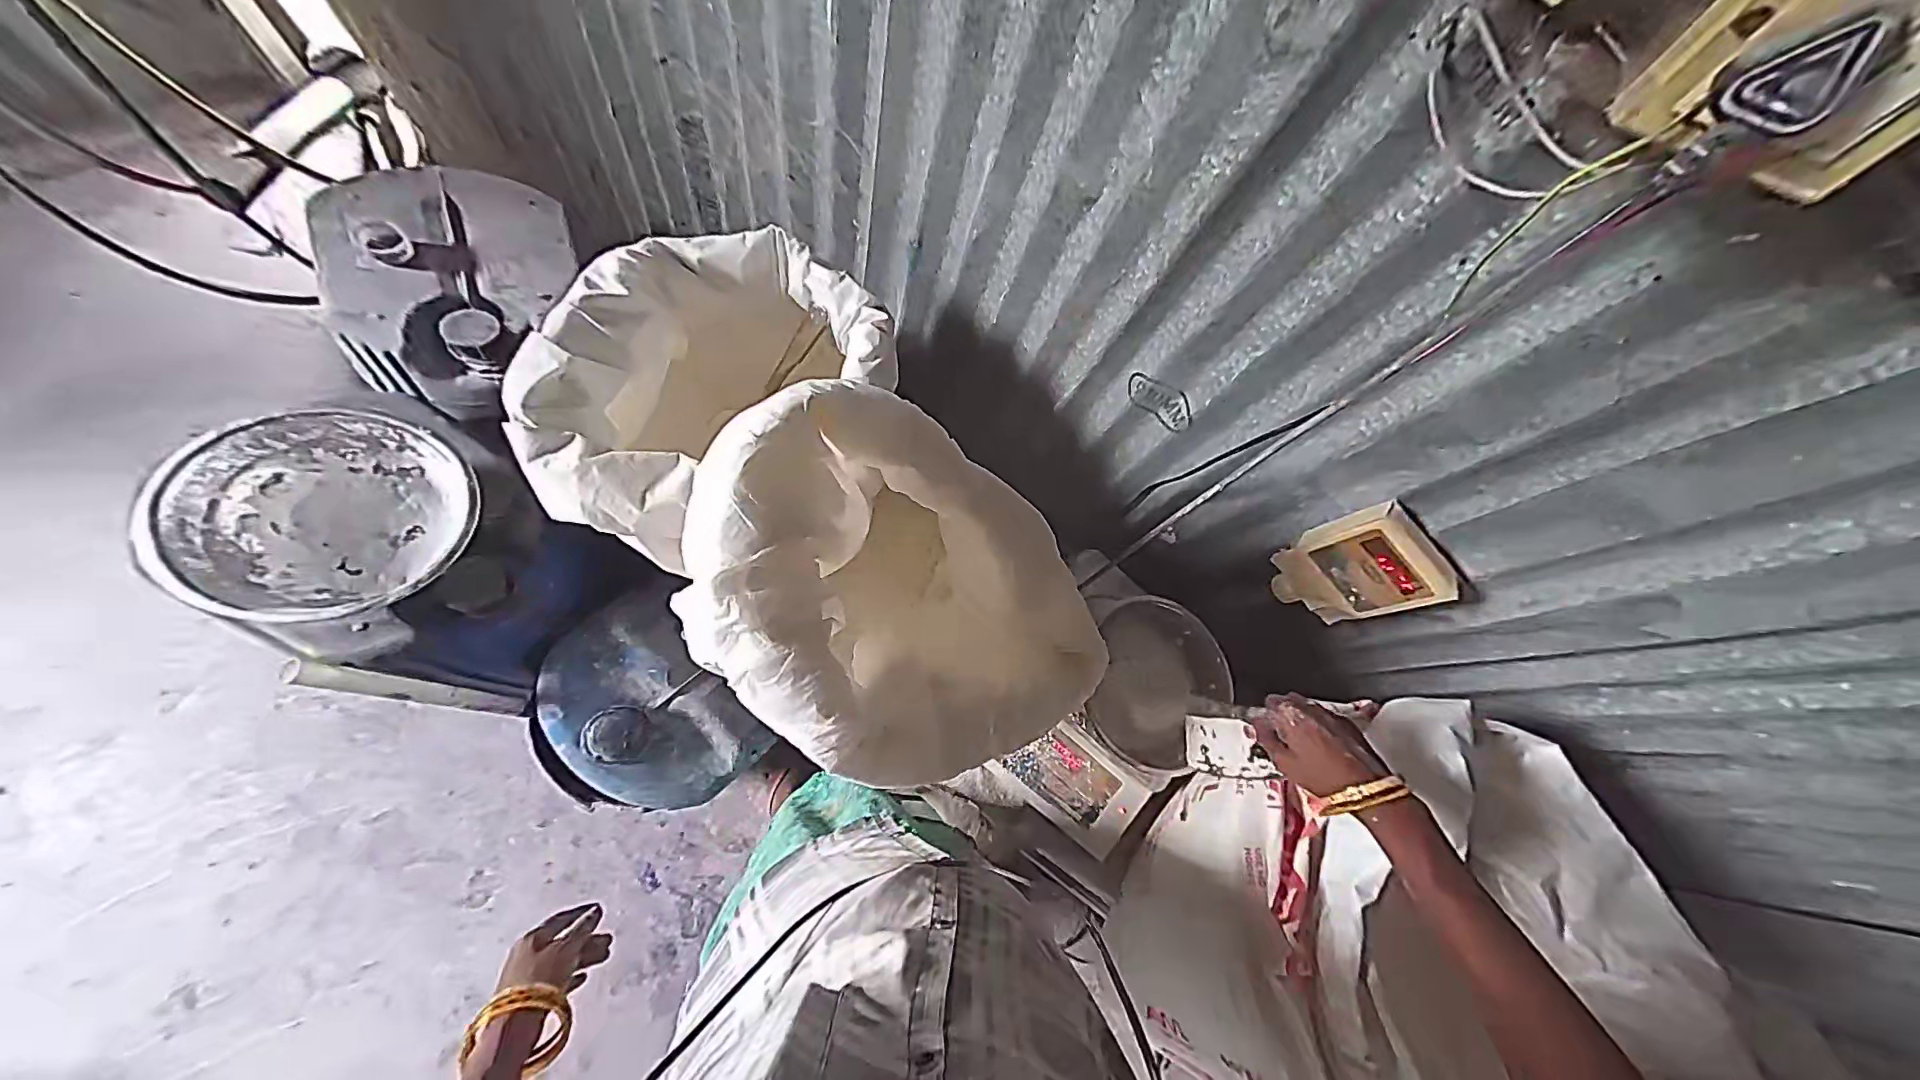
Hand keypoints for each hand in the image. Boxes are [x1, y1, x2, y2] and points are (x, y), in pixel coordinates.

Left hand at [496, 903, 612, 992]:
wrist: (515, 1025)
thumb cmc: (540, 980)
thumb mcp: (566, 949)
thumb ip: (582, 930)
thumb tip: (594, 913)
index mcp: (531, 939)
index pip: (560, 920)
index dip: (581, 914)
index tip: (597, 910)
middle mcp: (526, 955)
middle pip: (562, 942)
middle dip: (586, 940)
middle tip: (606, 939)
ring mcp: (526, 977)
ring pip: (561, 961)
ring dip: (583, 957)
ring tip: (604, 955)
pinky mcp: (530, 998)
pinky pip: (555, 980)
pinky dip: (571, 976)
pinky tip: (582, 977)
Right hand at [1248, 693, 1387, 797]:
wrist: (1364, 788)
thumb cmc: (1325, 777)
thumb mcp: (1284, 763)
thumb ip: (1266, 739)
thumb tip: (1258, 727)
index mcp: (1291, 715)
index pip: (1269, 702)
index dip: (1264, 715)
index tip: (1264, 726)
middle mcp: (1312, 709)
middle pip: (1289, 701)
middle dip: (1283, 714)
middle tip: (1281, 734)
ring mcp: (1331, 714)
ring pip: (1308, 708)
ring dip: (1302, 718)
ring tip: (1301, 742)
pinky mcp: (1347, 723)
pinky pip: (1325, 717)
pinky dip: (1319, 724)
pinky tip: (1320, 744)